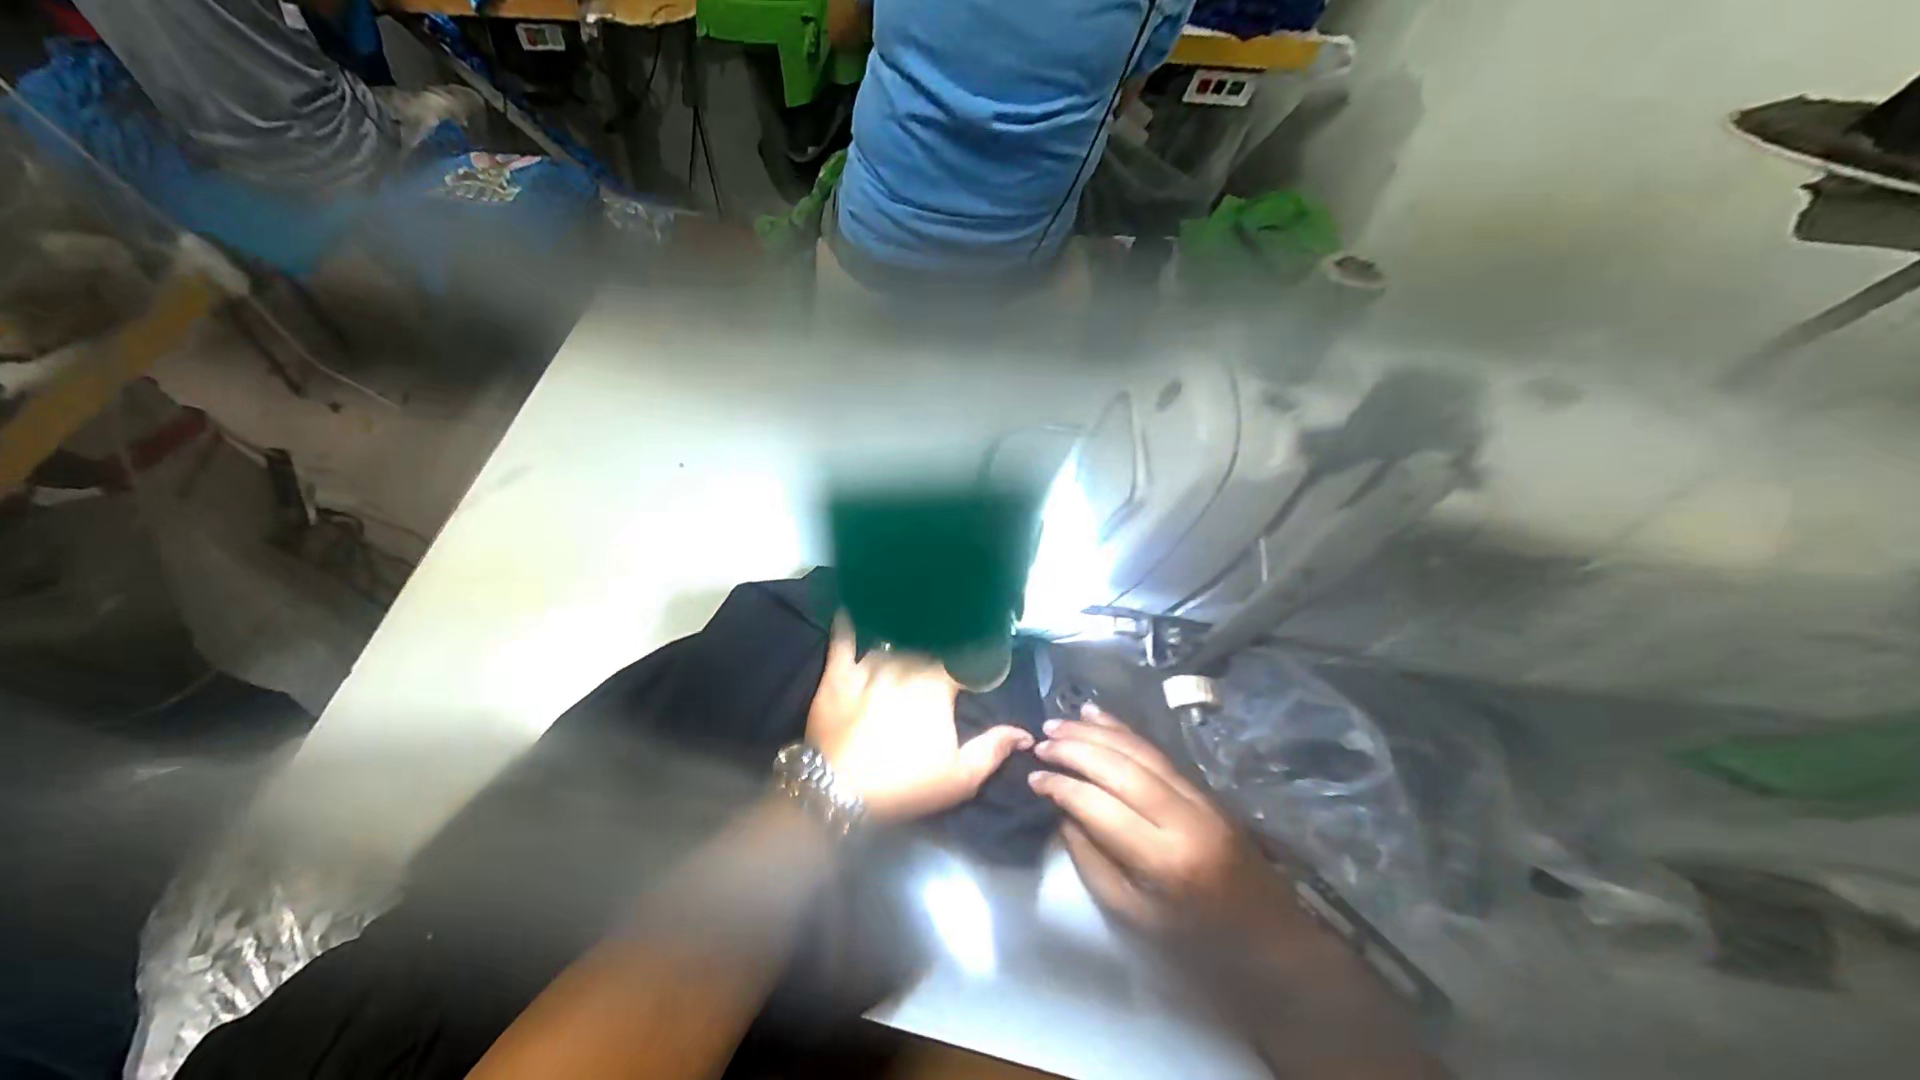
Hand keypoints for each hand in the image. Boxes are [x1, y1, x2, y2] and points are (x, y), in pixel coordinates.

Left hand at [806, 616, 1032, 821]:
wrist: (838, 794)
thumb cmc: (905, 785)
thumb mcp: (960, 777)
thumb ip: (993, 749)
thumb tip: (1024, 732)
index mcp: (937, 685)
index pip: (964, 661)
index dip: (975, 664)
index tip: (980, 670)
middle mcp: (905, 665)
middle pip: (927, 645)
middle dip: (940, 646)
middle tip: (945, 649)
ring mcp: (869, 666)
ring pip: (891, 639)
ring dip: (904, 633)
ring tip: (911, 626)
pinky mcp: (838, 673)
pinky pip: (843, 638)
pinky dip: (849, 622)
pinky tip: (854, 606)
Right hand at [1030, 704, 1297, 937]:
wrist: (1268, 932)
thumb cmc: (1194, 936)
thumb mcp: (1131, 912)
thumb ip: (1091, 857)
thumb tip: (1063, 809)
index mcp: (1163, 859)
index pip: (1100, 806)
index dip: (1062, 787)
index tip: (1032, 777)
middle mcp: (1183, 817)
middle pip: (1120, 768)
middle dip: (1075, 749)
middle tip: (1040, 741)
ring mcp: (1198, 796)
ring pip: (1139, 750)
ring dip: (1095, 732)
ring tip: (1057, 722)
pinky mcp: (1202, 786)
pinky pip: (1156, 750)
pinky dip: (1123, 730)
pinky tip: (1097, 716)